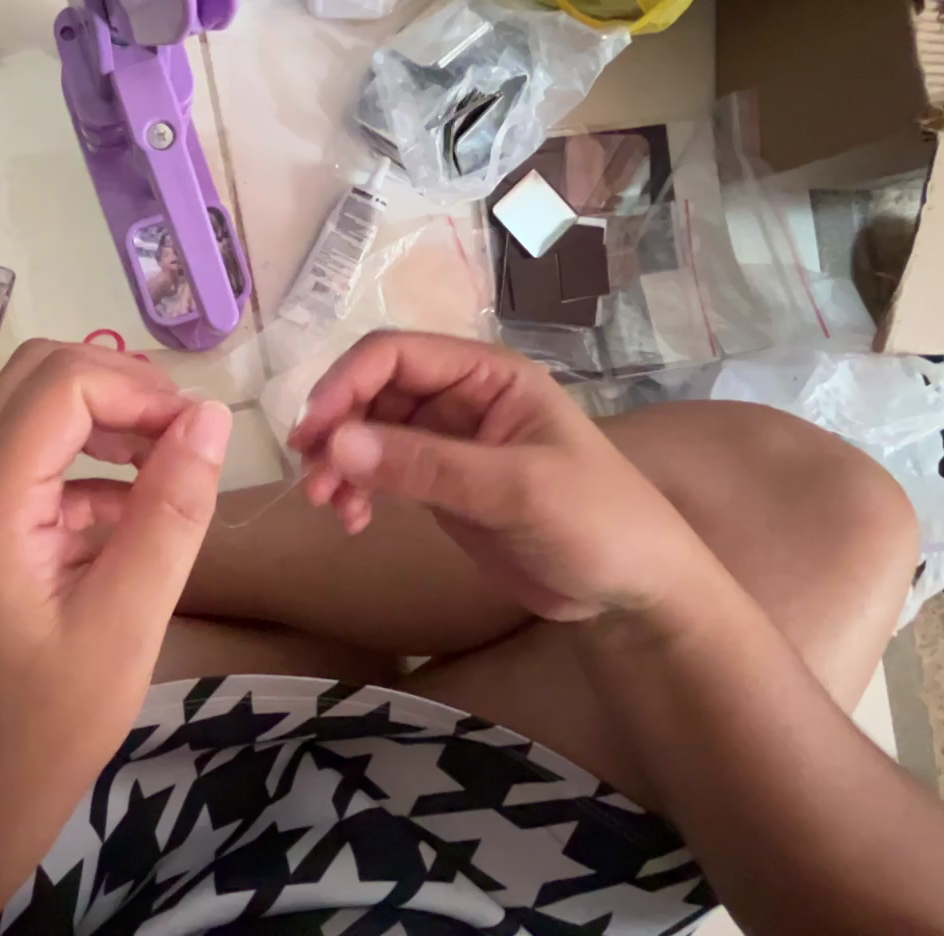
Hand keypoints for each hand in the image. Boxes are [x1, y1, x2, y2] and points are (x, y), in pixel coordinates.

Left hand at [0, 342, 229, 812]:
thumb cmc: (56, 718)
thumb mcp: (131, 618)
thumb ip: (172, 510)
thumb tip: (210, 417)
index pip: (61, 385)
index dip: (139, 391)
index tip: (197, 435)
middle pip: (39, 373)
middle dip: (121, 386)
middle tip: (183, 434)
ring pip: (33, 401)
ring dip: (106, 413)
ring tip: (167, 458)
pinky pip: (34, 448)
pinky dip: (90, 453)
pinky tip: (134, 503)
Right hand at [286, 332, 719, 621]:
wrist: (631, 589)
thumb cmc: (596, 522)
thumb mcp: (516, 489)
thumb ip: (426, 465)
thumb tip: (335, 444)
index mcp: (485, 375)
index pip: (394, 355)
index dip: (345, 385)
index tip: (313, 435)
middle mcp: (459, 397)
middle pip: (372, 392)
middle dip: (336, 429)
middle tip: (312, 480)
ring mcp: (445, 440)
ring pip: (367, 432)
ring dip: (339, 462)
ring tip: (327, 504)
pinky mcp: (437, 481)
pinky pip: (379, 470)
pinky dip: (356, 489)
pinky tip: (353, 520)